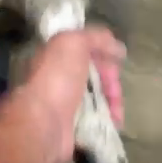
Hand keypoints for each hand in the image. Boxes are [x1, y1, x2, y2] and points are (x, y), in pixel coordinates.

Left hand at [19, 27, 124, 153]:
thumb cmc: (57, 78)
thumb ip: (94, 37)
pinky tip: (114, 123)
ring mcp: (63, 102)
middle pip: (93, 75)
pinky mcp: (71, 124)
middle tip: (115, 92)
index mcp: (54, 55)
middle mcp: (57, 76)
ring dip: (112, 103)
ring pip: (96, 98)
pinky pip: (95, 119)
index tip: (117, 60)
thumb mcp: (73, 43)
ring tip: (116, 113)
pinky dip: (108, 120)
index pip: (84, 49)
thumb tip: (117, 46)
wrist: (44, 121)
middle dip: (111, 82)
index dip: (103, 53)